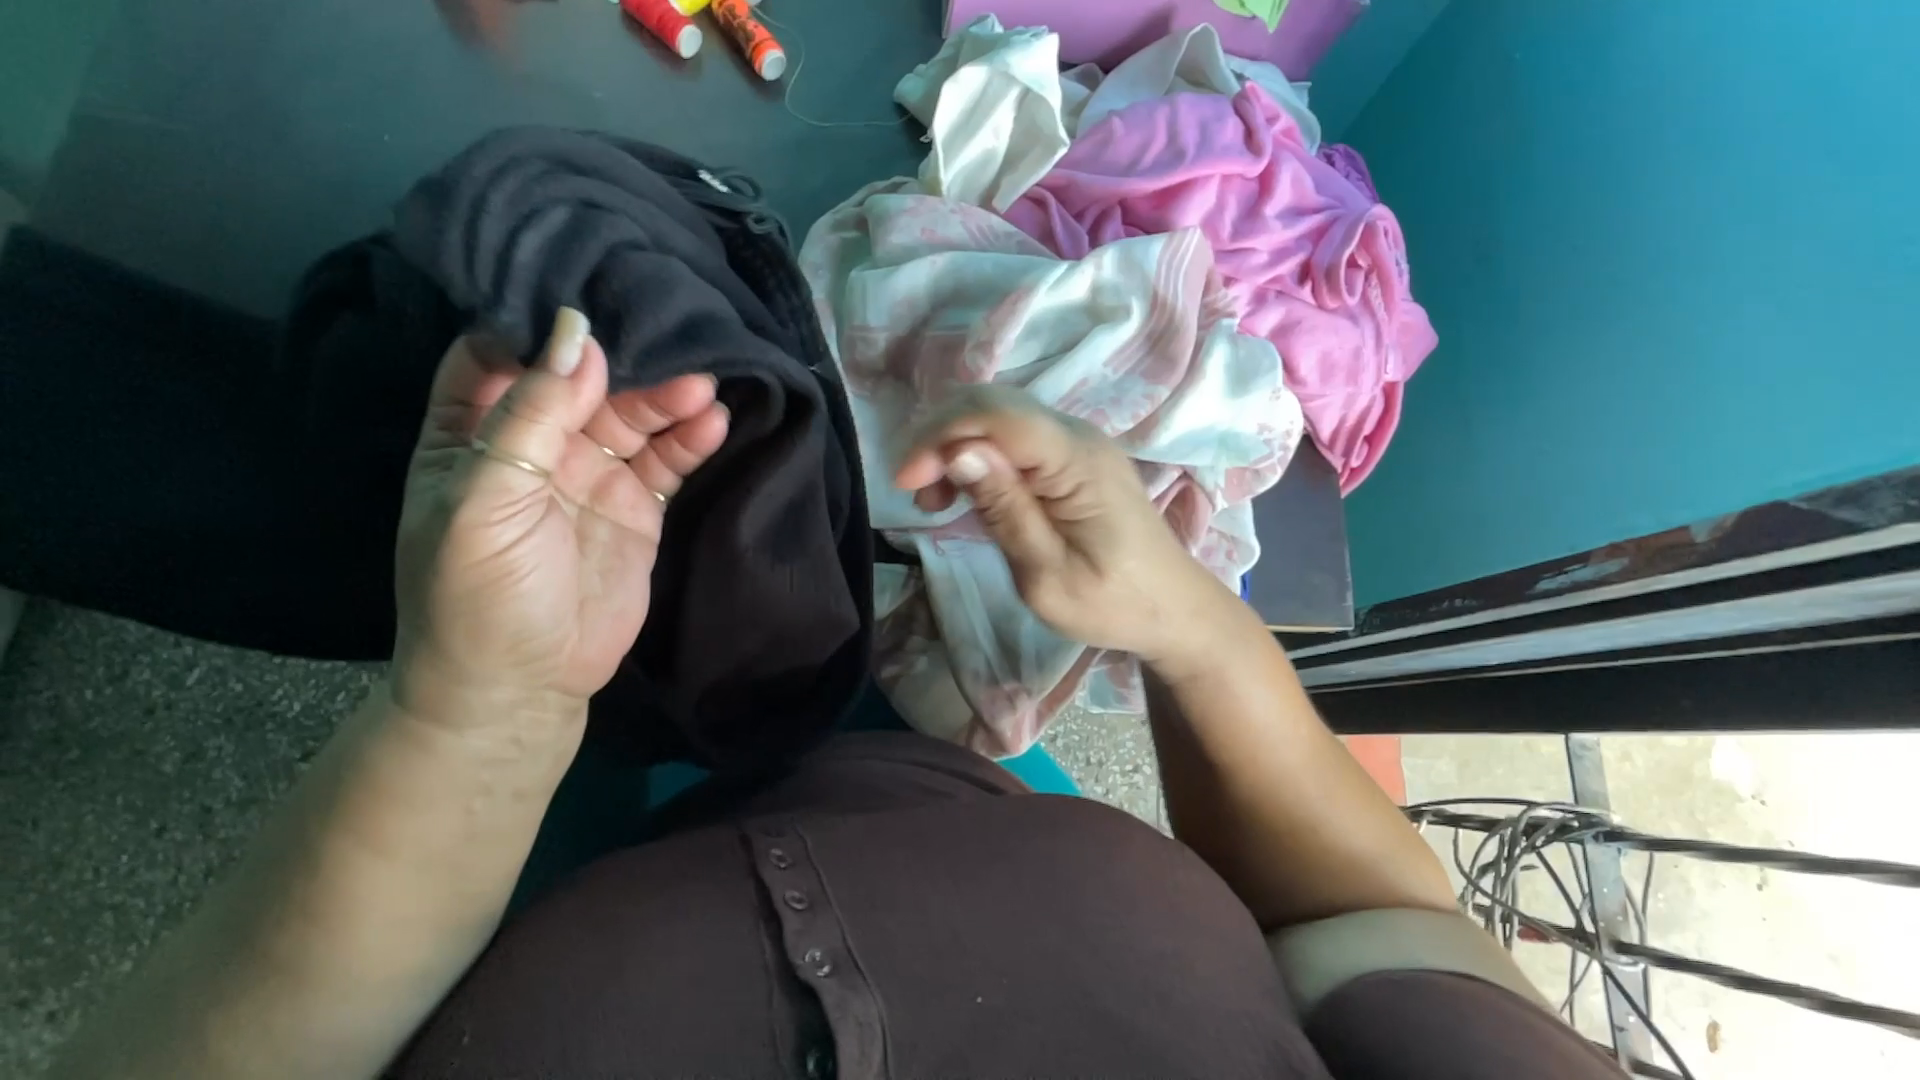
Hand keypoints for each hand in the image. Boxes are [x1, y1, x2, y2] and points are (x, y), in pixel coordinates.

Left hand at [391, 308, 729, 731]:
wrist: (525, 684)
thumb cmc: (480, 593)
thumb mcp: (487, 498)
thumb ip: (530, 413)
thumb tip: (574, 329)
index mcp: (472, 433)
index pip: (501, 355)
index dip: (539, 326)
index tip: (588, 296)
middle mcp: (534, 445)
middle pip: (581, 381)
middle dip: (623, 359)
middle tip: (670, 338)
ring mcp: (590, 475)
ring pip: (631, 418)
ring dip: (666, 399)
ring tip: (703, 385)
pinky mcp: (637, 507)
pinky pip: (665, 460)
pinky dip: (689, 439)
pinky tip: (713, 422)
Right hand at [894, 385, 1230, 664]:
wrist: (1173, 610)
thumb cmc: (1112, 604)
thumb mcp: (1047, 574)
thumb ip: (1005, 510)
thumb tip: (959, 451)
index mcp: (1078, 461)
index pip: (997, 416)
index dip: (941, 436)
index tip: (904, 481)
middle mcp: (1079, 436)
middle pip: (994, 405)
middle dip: (941, 437)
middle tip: (914, 492)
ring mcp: (1079, 443)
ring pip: (999, 417)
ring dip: (955, 446)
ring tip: (934, 499)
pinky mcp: (1074, 459)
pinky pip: (1015, 438)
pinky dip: (979, 457)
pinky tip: (965, 492)